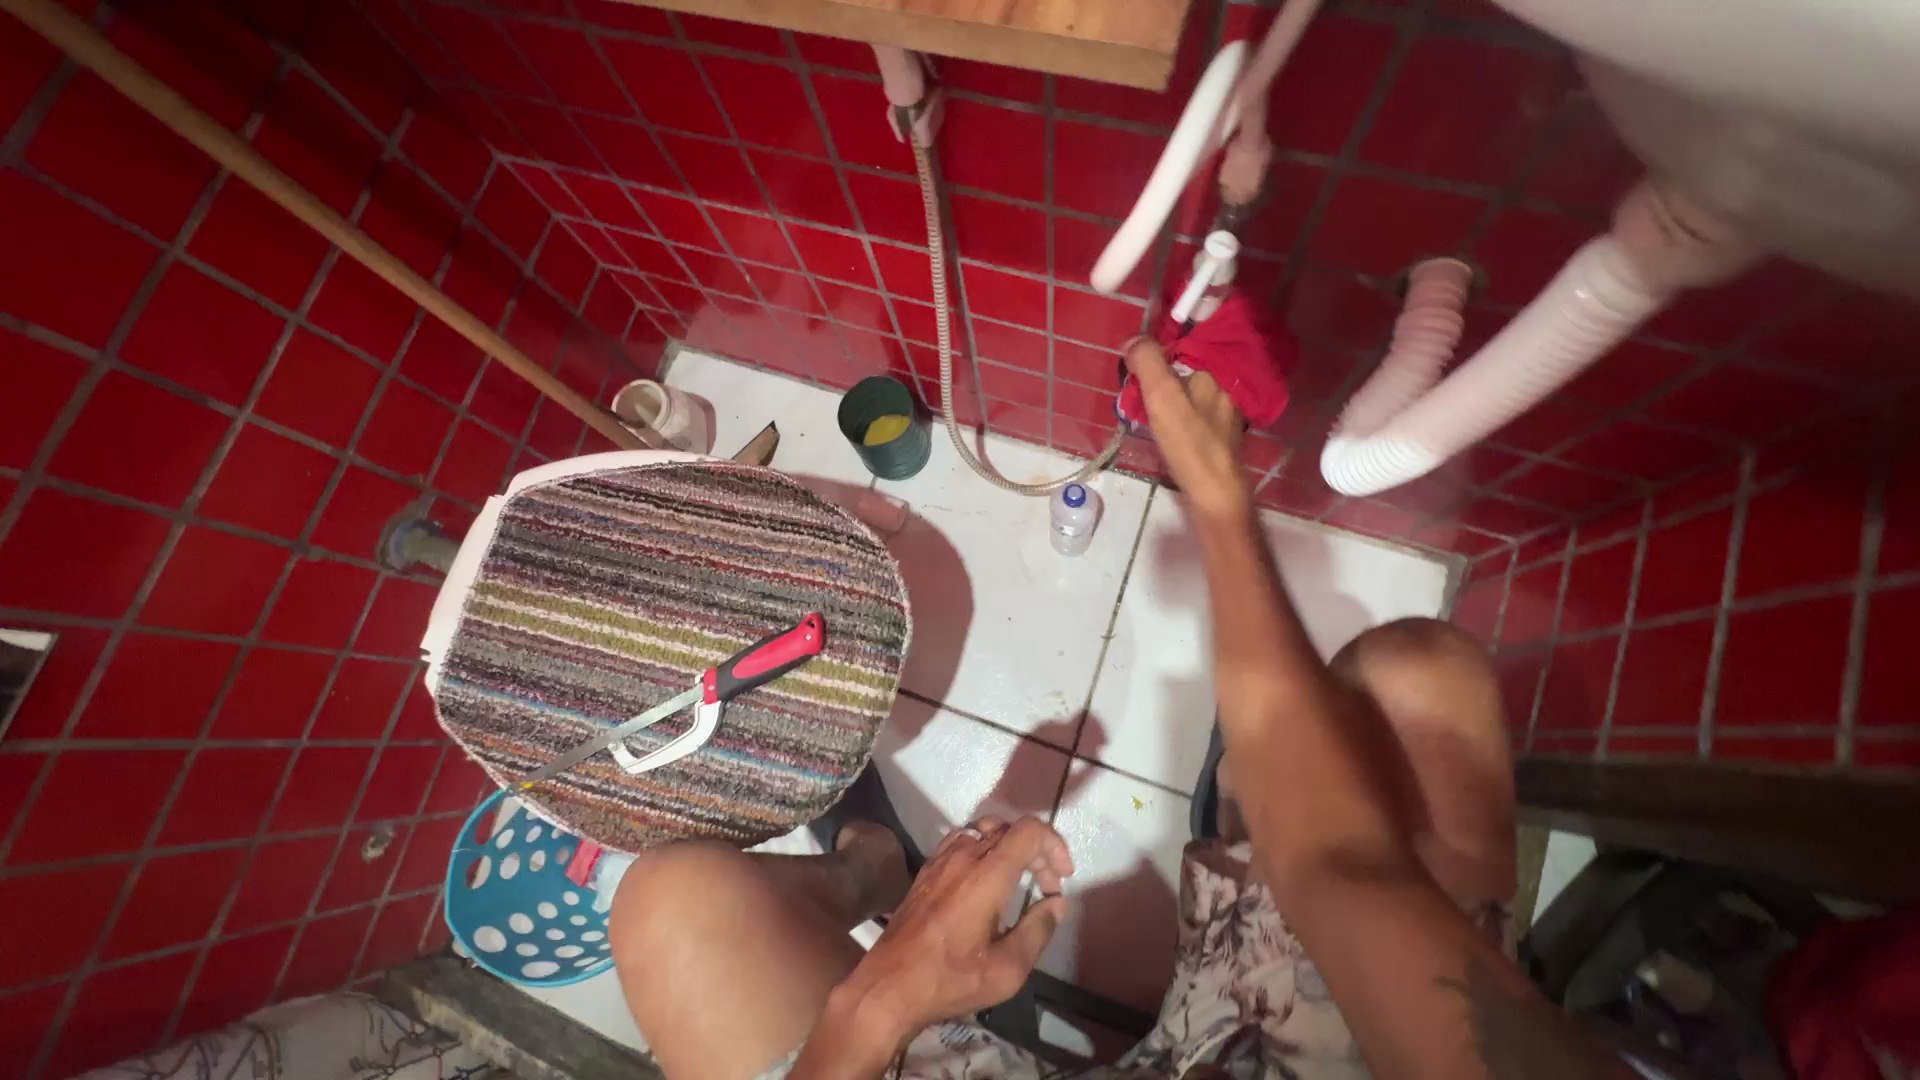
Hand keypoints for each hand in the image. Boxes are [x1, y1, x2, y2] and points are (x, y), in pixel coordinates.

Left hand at [833, 816, 1073, 1040]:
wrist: (890, 984)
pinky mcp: (928, 867)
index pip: (1029, 831)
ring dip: (1011, 847)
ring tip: (1020, 880)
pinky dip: (986, 848)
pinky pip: (965, 839)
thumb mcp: (1006, 970)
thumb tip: (1057, 903)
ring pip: (987, 829)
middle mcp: (964, 855)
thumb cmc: (950, 980)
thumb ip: (1038, 931)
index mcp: (986, 874)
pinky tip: (987, 880)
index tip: (1062, 877)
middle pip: (1011, 828)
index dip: (1054, 845)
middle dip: (1037, 851)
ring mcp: (942, 858)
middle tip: (1046, 888)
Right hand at [1123, 337, 1248, 518]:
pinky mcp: (1217, 429)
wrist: (1214, 493)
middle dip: (1157, 371)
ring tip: (1139, 405)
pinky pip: (1190, 406)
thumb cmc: (1190, 443)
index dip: (1156, 346)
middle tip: (1133, 388)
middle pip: (1184, 364)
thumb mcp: (1163, 397)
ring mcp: (1222, 407)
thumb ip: (1149, 363)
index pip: (1184, 341)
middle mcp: (1224, 383)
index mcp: (1216, 369)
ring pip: (1186, 386)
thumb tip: (1132, 340)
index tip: (1133, 360)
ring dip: (1162, 392)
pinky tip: (1159, 423)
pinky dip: (1172, 410)